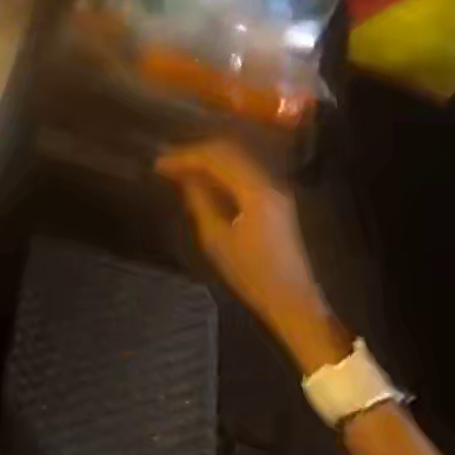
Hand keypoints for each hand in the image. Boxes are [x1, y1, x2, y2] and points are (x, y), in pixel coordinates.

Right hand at [156, 139, 322, 324]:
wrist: (294, 302)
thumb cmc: (252, 275)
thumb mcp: (216, 239)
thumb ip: (198, 201)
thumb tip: (182, 176)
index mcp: (255, 191)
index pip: (215, 159)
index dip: (185, 157)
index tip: (160, 162)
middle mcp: (268, 182)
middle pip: (227, 152)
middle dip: (195, 152)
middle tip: (168, 159)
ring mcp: (275, 189)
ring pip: (236, 158)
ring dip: (208, 159)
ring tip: (181, 166)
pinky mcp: (275, 198)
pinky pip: (244, 171)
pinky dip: (221, 169)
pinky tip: (204, 179)